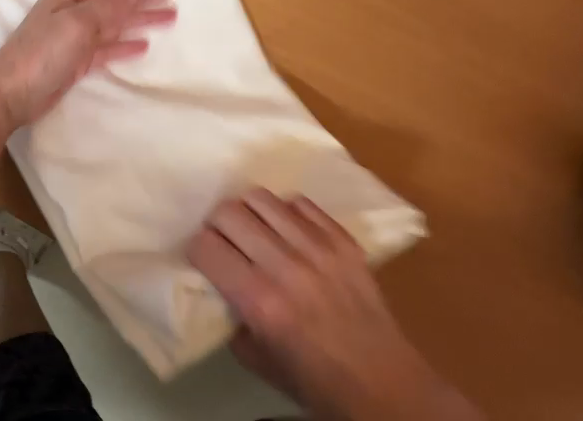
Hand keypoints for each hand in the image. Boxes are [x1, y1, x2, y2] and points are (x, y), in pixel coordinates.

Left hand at [0, 0, 175, 131]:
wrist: (11, 94)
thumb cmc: (40, 52)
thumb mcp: (75, 24)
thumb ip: (105, 7)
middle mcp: (71, 11)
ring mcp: (74, 37)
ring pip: (114, 22)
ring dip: (140, 17)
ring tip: (170, 15)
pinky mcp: (76, 61)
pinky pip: (107, 47)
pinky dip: (125, 44)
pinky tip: (144, 44)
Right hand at [187, 189, 479, 420]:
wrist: (385, 385)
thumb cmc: (316, 381)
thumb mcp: (257, 360)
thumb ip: (231, 318)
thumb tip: (220, 287)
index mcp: (259, 301)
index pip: (206, 245)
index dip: (198, 249)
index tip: (203, 258)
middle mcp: (285, 266)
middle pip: (228, 212)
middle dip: (217, 225)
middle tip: (224, 241)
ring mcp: (318, 249)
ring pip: (261, 198)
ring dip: (249, 212)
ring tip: (255, 230)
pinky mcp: (343, 241)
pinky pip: (300, 203)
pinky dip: (286, 212)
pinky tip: (288, 232)